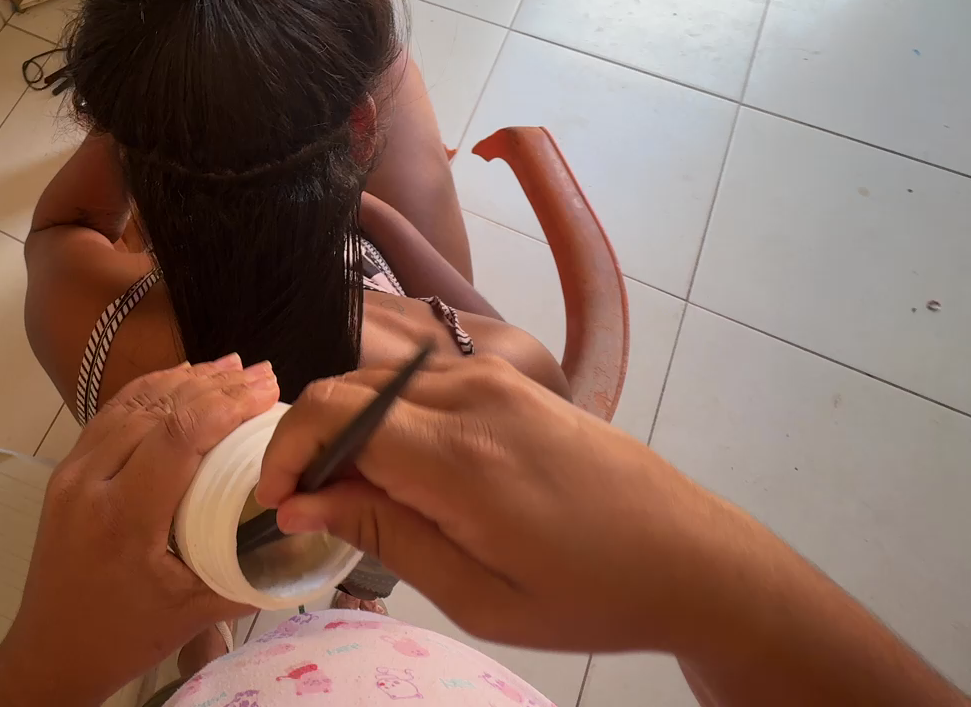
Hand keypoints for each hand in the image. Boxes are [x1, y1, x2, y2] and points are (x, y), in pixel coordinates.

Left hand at [0, 356, 277, 705]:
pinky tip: (180, 377)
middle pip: (158, 410)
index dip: (225, 404)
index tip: (264, 390)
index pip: (178, 436)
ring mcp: (72, 470)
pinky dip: (150, 389)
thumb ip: (245, 570)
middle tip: (261, 373)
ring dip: (184, 378)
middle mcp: (90, 482)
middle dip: (215, 385)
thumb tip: (296, 529)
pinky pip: (112, 413)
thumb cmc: (124, 635)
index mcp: (123, 520)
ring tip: (230, 367)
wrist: (51, 650)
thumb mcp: (192, 611)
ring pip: (133, 403)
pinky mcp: (66, 467)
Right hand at [255, 354, 767, 654]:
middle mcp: (467, 393)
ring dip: (345, 427)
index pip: (335, 414)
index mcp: (459, 456)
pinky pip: (414, 380)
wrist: (694, 556)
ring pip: (375, 380)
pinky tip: (402, 462)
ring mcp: (487, 374)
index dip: (287, 449)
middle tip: (311, 501)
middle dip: (308, 440)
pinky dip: (384, 414)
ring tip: (357, 488)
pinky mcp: (501, 373)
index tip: (277, 498)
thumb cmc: (587, 595)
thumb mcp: (476, 596)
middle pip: (346, 389)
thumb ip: (379, 535)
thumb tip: (300, 502)